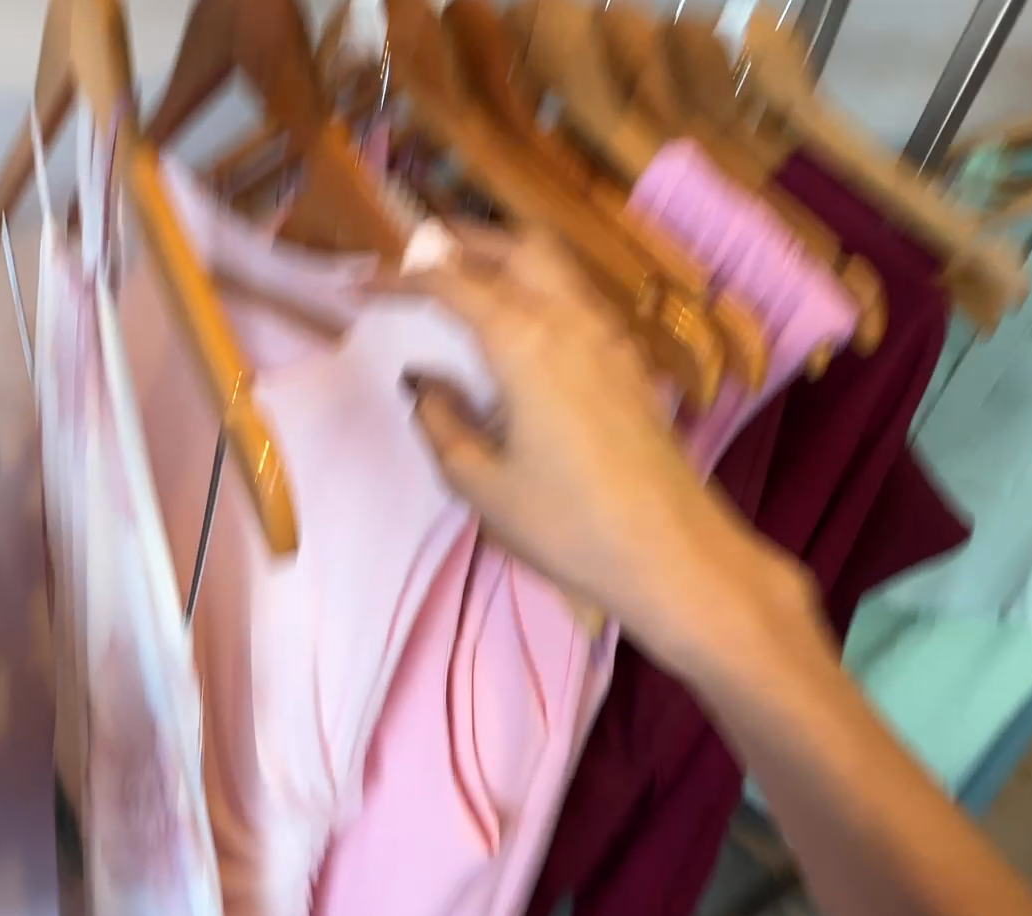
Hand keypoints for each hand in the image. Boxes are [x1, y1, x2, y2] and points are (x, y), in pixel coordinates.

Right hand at [385, 229, 821, 679]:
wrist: (672, 556)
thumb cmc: (564, 524)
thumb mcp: (477, 481)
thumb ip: (441, 419)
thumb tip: (423, 379)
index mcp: (525, 346)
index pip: (452, 285)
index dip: (399, 279)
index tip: (359, 284)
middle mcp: (571, 323)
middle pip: (514, 249)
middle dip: (459, 243)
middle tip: (414, 258)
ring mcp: (608, 338)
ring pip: (551, 266)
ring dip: (500, 258)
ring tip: (458, 277)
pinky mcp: (625, 362)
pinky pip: (572, 298)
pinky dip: (533, 287)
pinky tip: (514, 324)